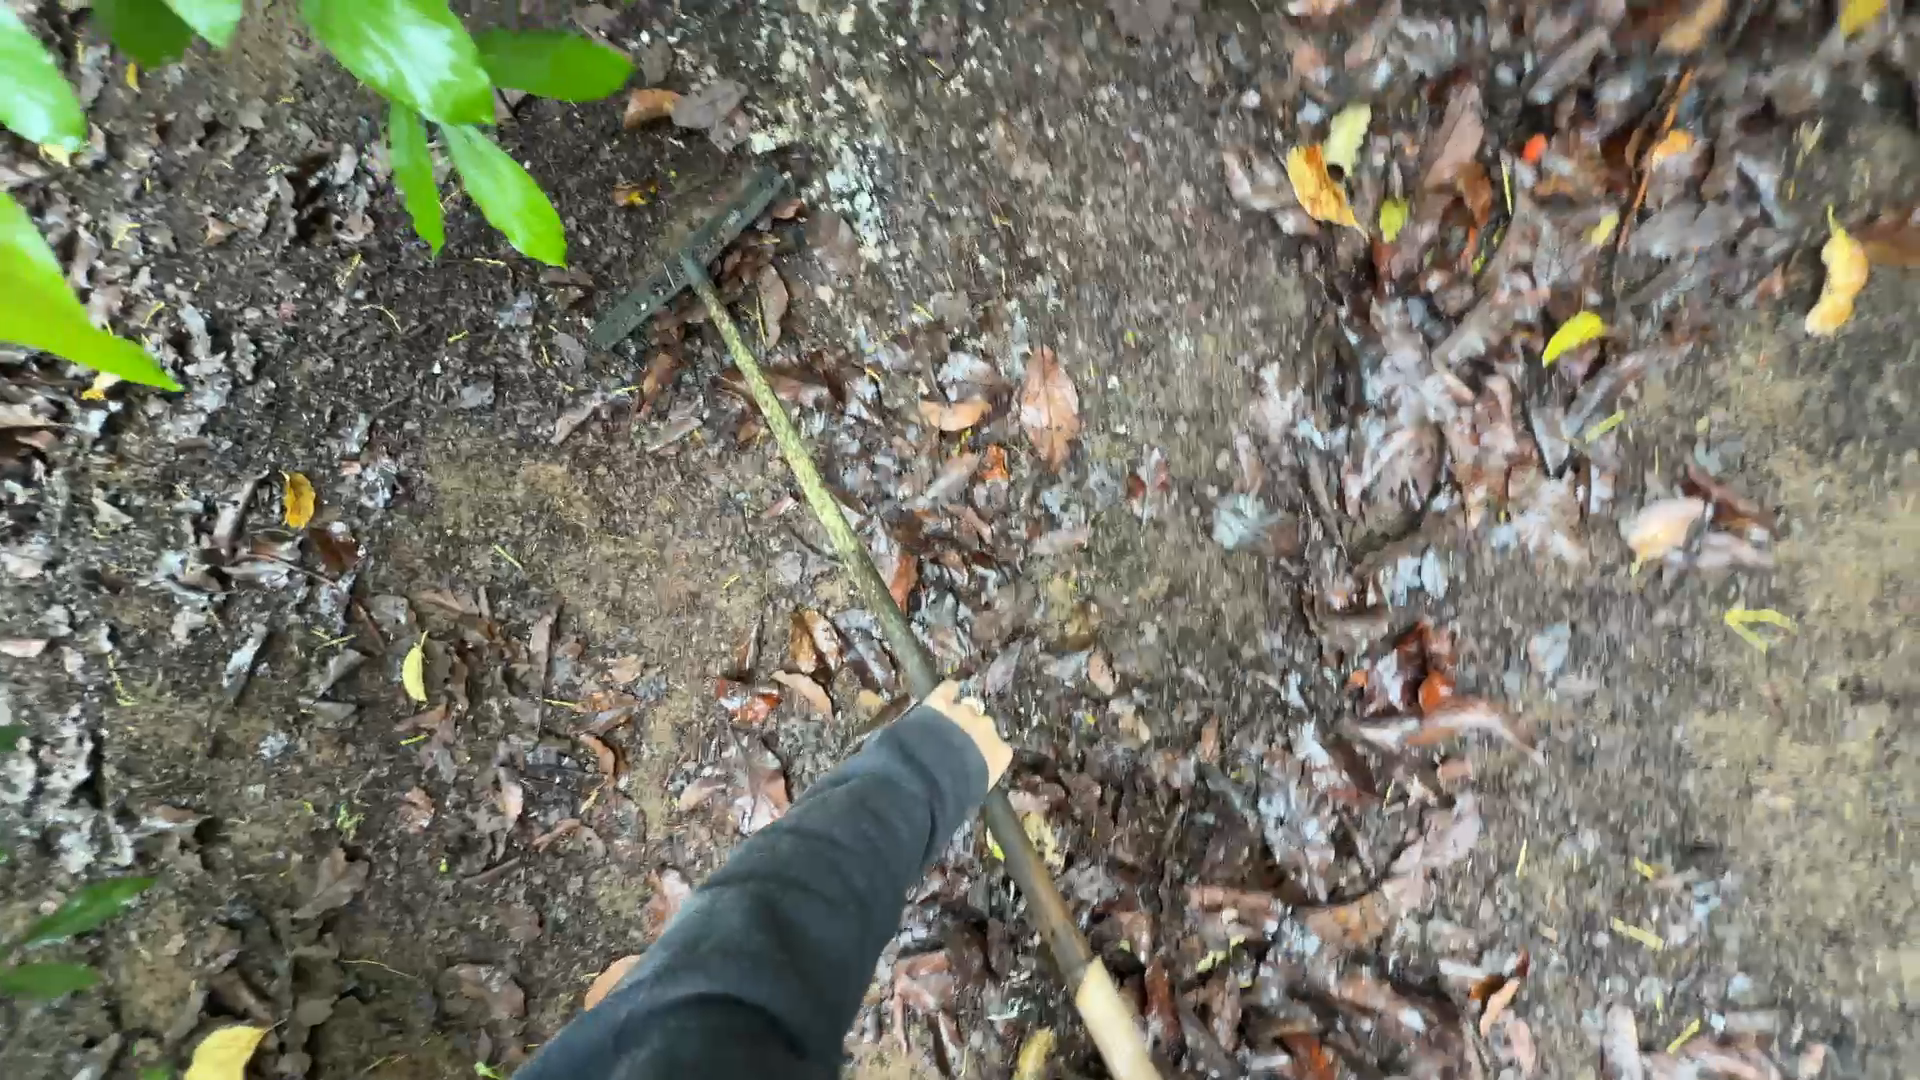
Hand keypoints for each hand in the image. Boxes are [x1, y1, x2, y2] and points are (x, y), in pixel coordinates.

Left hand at [921, 681, 1010, 790]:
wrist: (930, 777)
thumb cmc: (954, 795)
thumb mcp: (973, 795)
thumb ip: (977, 780)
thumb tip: (967, 785)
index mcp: (1000, 754)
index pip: (1001, 750)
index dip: (988, 754)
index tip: (976, 763)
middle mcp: (987, 729)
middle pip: (984, 726)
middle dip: (973, 734)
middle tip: (955, 747)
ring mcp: (964, 712)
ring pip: (967, 707)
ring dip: (959, 716)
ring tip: (945, 727)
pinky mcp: (941, 702)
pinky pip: (948, 689)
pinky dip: (948, 690)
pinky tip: (947, 692)